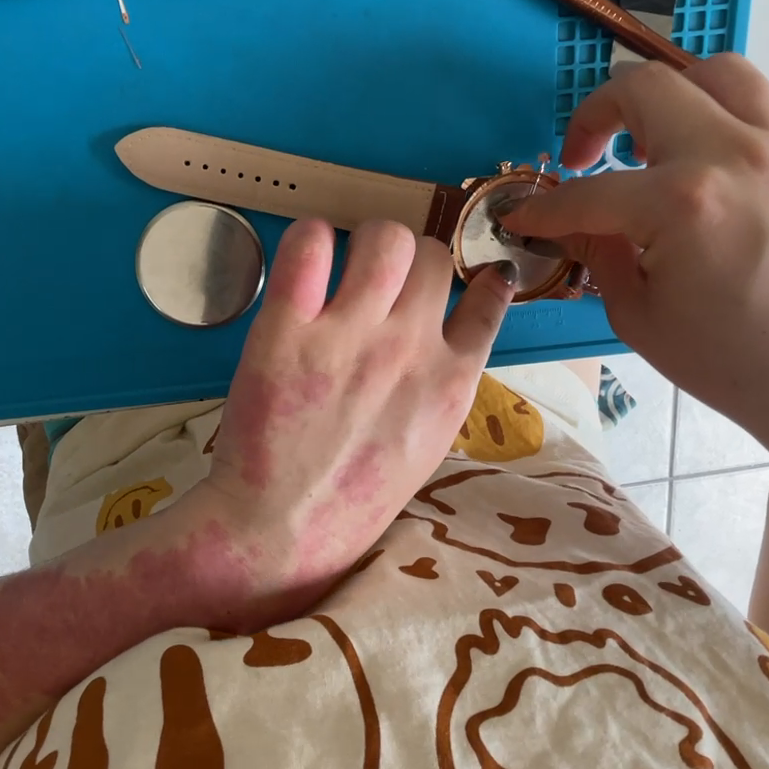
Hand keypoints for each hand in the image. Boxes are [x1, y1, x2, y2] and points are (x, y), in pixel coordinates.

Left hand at [185, 218, 513, 619]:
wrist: (282, 531)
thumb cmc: (355, 498)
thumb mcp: (424, 446)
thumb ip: (441, 387)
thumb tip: (449, 338)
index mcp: (451, 382)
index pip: (486, 298)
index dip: (473, 276)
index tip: (463, 271)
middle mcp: (409, 348)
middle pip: (432, 255)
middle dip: (412, 260)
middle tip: (383, 279)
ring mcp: (349, 335)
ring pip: (384, 238)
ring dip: (368, 242)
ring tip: (347, 266)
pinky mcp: (287, 330)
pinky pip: (311, 244)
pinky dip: (311, 239)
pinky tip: (307, 260)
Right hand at [504, 55, 768, 482]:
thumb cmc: (730, 363)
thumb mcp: (639, 317)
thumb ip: (600, 255)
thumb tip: (575, 224)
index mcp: (681, 203)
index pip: (589, 192)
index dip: (543, 207)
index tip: (521, 215)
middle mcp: (734, 153)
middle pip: (648, 88)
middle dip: (595, 115)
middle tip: (582, 156)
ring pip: (719, 72)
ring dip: (671, 96)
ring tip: (653, 141)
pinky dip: (735, 112)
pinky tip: (718, 153)